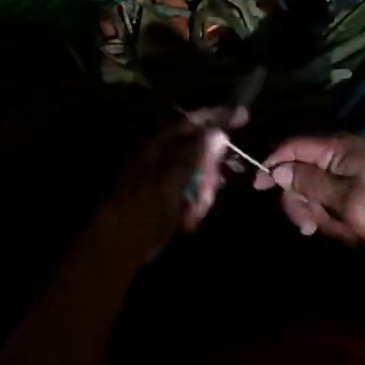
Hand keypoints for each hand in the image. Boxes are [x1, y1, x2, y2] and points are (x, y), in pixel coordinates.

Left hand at [97, 110, 241, 252]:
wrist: (120, 248)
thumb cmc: (142, 212)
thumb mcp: (169, 183)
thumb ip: (192, 156)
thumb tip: (217, 133)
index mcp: (159, 147)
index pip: (193, 123)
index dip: (217, 117)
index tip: (244, 116)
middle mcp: (164, 157)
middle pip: (200, 152)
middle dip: (210, 172)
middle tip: (207, 193)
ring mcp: (167, 178)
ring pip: (200, 177)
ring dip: (202, 195)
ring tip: (190, 215)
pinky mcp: (171, 198)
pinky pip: (194, 195)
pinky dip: (194, 208)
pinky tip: (185, 222)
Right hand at [252, 134, 364, 247]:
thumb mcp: (346, 198)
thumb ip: (309, 182)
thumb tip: (277, 169)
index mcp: (338, 149)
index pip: (292, 146)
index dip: (271, 164)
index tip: (257, 188)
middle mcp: (339, 158)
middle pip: (297, 172)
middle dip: (297, 200)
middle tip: (307, 227)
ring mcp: (348, 178)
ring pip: (310, 192)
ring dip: (313, 214)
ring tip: (333, 232)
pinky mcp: (354, 196)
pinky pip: (327, 204)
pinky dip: (328, 219)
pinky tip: (342, 233)